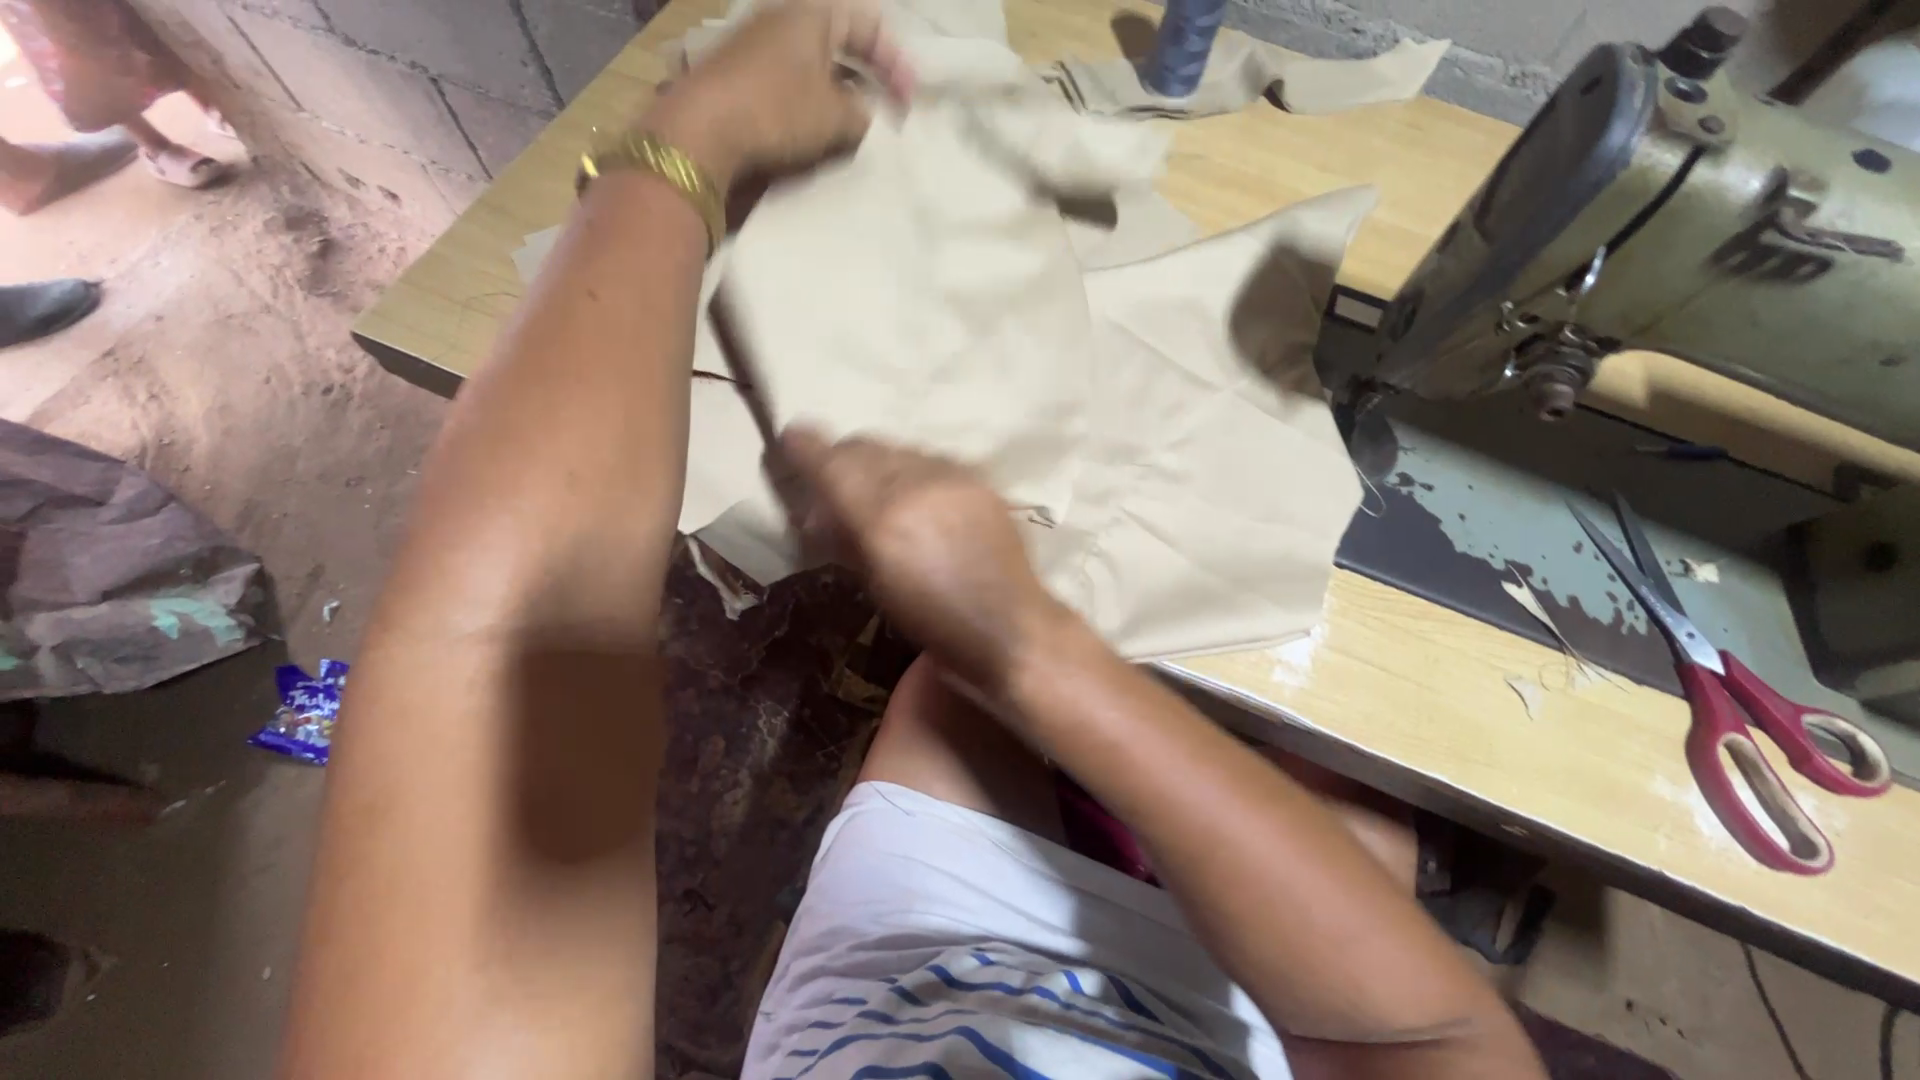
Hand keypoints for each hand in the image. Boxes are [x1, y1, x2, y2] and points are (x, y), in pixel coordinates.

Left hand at [641, 0, 913, 191]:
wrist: (699, 134)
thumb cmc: (777, 111)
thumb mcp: (837, 115)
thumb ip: (865, 114)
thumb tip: (868, 117)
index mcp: (811, 14)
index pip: (868, 25)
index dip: (895, 62)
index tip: (910, 100)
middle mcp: (781, 23)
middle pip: (839, 48)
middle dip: (867, 83)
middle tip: (885, 117)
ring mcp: (755, 52)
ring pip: (813, 74)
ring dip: (838, 104)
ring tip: (853, 137)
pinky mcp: (737, 83)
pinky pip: (788, 94)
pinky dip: (809, 114)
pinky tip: (816, 143)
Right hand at [776, 426, 1066, 690]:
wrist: (1010, 627)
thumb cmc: (934, 622)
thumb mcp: (876, 586)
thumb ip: (844, 539)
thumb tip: (817, 511)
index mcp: (885, 518)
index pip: (831, 462)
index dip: (803, 448)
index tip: (787, 440)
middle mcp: (918, 484)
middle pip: (863, 447)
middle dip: (840, 458)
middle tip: (831, 483)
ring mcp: (954, 476)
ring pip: (897, 449)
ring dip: (877, 464)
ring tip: (876, 494)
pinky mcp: (979, 478)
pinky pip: (930, 459)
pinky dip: (911, 471)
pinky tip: (915, 497)